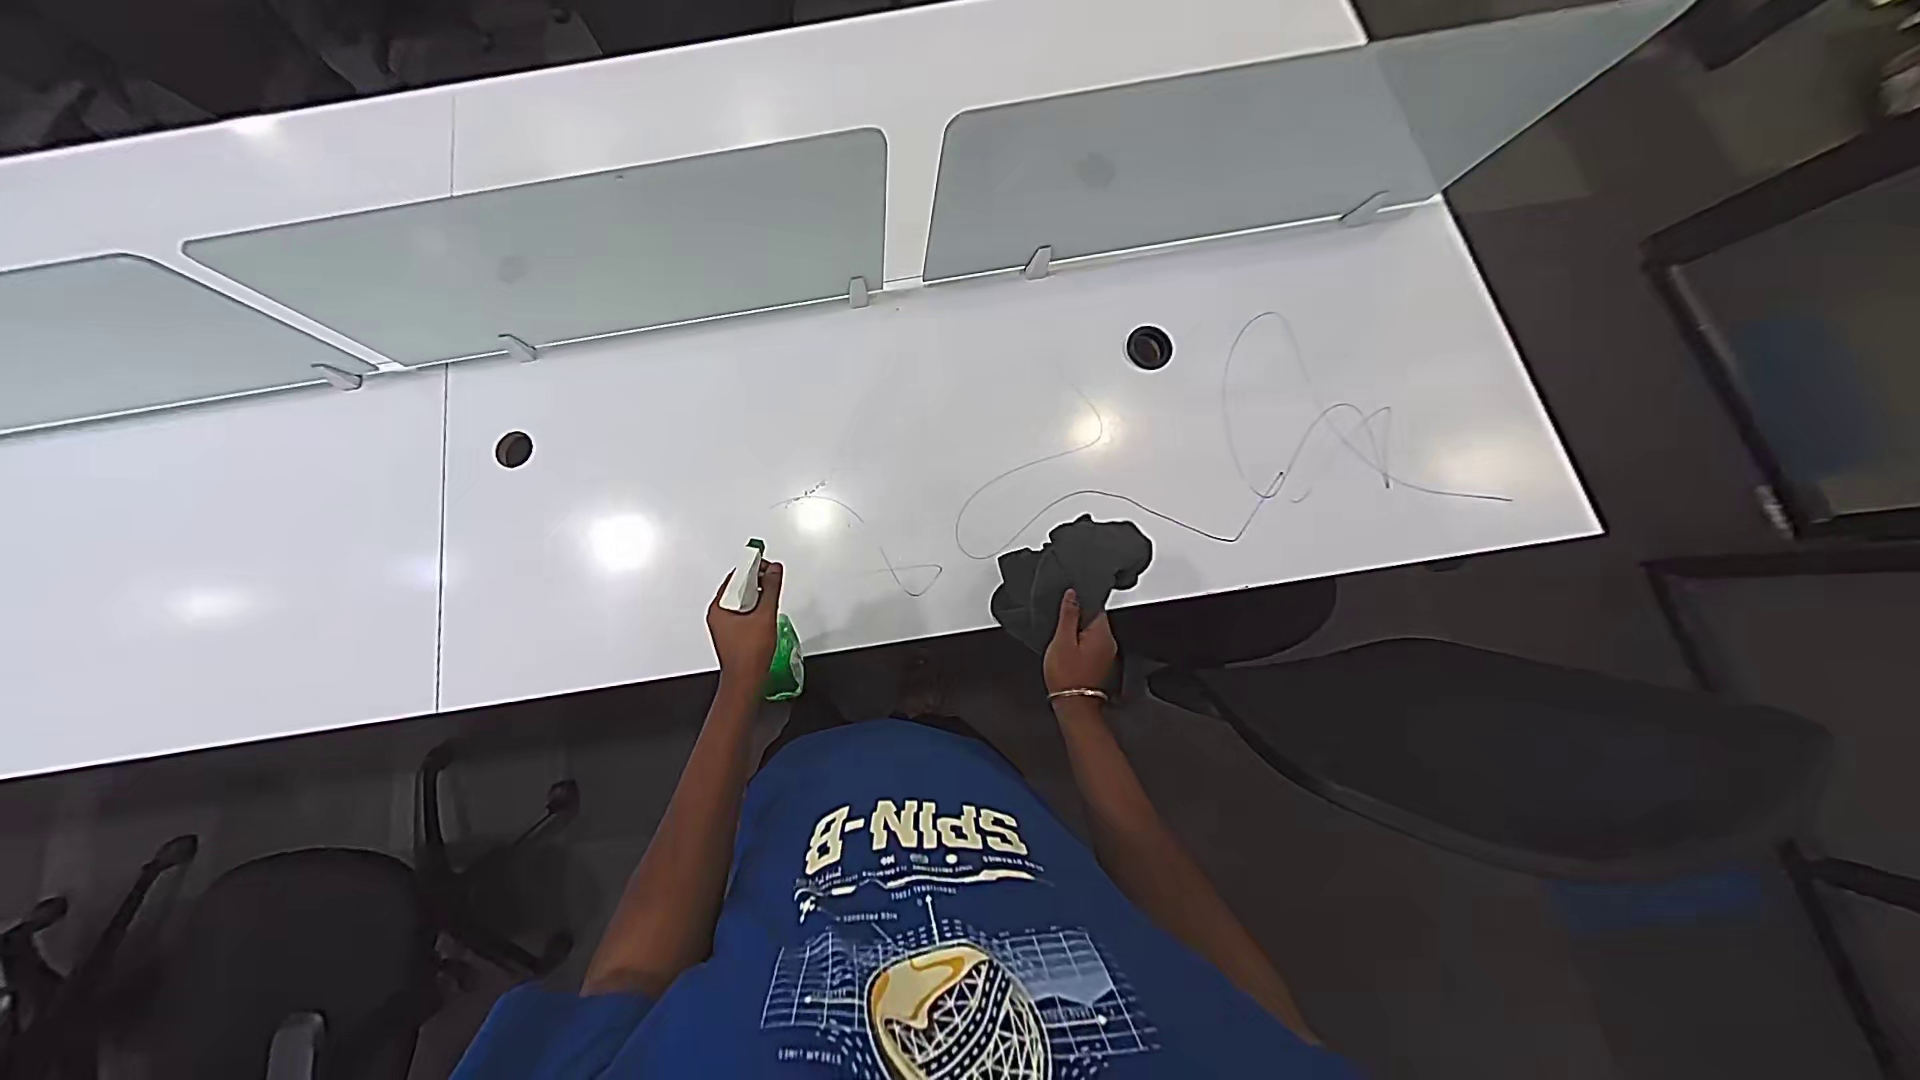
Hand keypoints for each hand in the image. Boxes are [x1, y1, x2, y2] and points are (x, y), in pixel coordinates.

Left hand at [707, 561, 783, 687]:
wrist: (746, 680)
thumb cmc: (750, 653)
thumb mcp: (765, 615)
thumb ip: (771, 589)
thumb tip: (774, 570)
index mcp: (719, 608)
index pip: (735, 578)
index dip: (752, 568)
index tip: (766, 563)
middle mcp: (718, 615)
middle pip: (737, 588)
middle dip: (756, 580)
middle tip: (772, 577)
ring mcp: (724, 624)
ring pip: (741, 600)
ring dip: (757, 594)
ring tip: (771, 594)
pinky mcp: (733, 632)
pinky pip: (743, 611)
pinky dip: (755, 606)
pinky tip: (766, 610)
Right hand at [1043, 589, 1115, 695]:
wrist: (1072, 705)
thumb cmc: (1066, 675)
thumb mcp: (1062, 640)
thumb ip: (1069, 614)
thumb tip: (1072, 594)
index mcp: (1102, 633)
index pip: (1096, 606)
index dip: (1081, 602)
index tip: (1068, 605)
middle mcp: (1109, 642)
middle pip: (1095, 619)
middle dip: (1078, 619)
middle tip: (1062, 628)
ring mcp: (1106, 654)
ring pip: (1092, 633)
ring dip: (1079, 633)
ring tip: (1064, 642)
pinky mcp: (1100, 663)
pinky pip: (1091, 645)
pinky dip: (1081, 645)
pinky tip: (1069, 653)